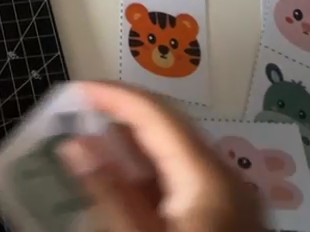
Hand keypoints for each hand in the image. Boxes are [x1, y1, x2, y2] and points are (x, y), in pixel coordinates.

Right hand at [55, 81, 265, 231]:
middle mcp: (227, 180)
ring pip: (178, 154)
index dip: (112, 96)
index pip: (154, 113)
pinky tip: (126, 187)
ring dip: (135, 146)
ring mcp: (235, 204)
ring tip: (94, 148)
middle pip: (169, 128)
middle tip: (79, 116)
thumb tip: (77, 144)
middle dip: (122, 118)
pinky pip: (186, 181)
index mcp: (208, 177)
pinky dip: (152, 175)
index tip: (74, 92)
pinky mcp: (232, 225)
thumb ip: (109, 192)